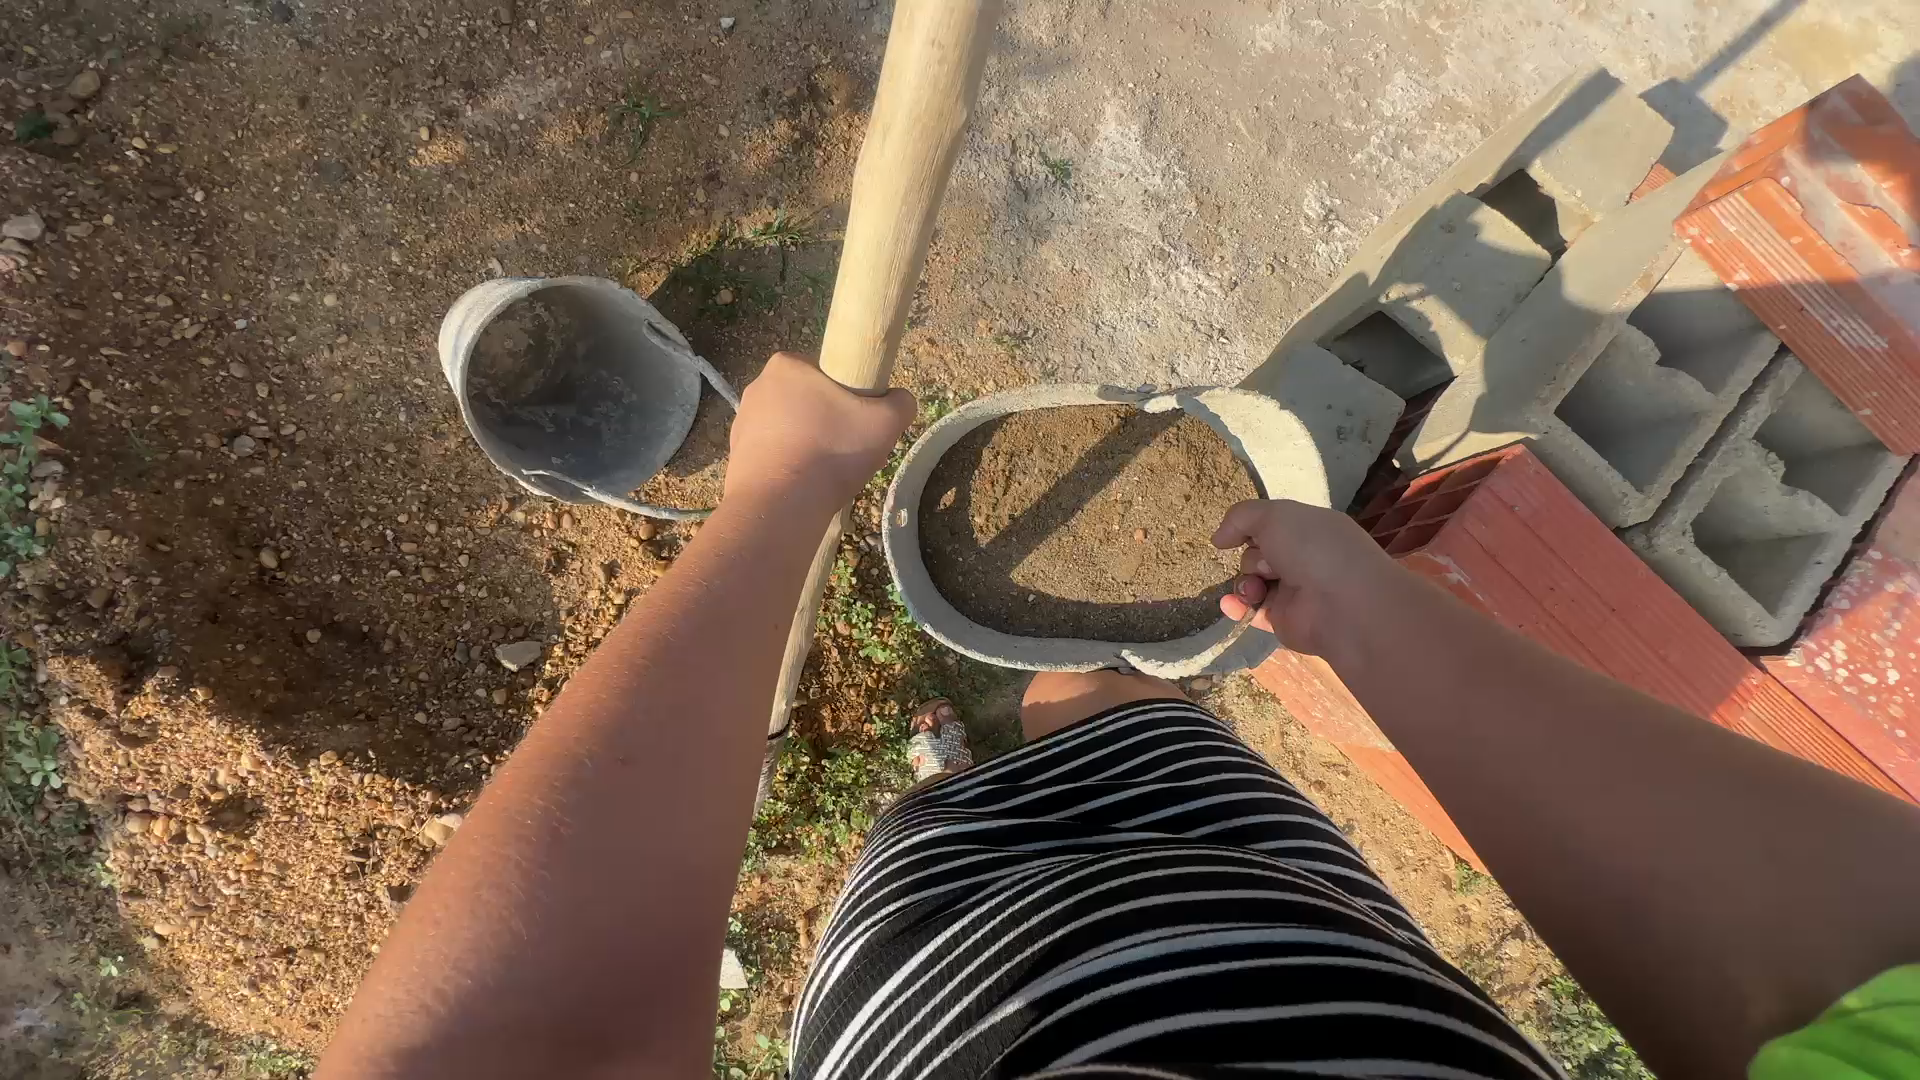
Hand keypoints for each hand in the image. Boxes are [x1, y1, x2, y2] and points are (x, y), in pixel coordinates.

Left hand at [722, 352, 916, 516]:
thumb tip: (900, 401)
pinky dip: (790, 465)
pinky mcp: (736, 453)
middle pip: (808, 400)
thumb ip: (901, 403)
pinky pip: (773, 453)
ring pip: (790, 427)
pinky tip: (805, 484)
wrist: (781, 504)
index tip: (858, 422)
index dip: (848, 396)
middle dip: (828, 421)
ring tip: (826, 472)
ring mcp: (742, 420)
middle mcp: (758, 385)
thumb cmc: (833, 451)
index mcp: (787, 364)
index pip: (826, 372)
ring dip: (809, 444)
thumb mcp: (886, 423)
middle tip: (848, 449)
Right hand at [1212, 499, 1404, 656]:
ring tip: (1254, 588)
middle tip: (1268, 563)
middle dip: (1253, 556)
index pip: (1272, 525)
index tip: (1239, 533)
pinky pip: (1251, 611)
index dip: (1253, 527)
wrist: (1342, 604)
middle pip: (1258, 553)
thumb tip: (1218, 540)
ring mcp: (1294, 592)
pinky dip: (1237, 607)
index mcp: (1310, 530)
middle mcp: (1304, 559)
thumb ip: (1240, 517)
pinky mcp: (1283, 620)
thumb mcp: (1275, 515)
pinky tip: (1232, 605)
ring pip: (1252, 581)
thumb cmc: (1313, 549)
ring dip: (1244, 582)